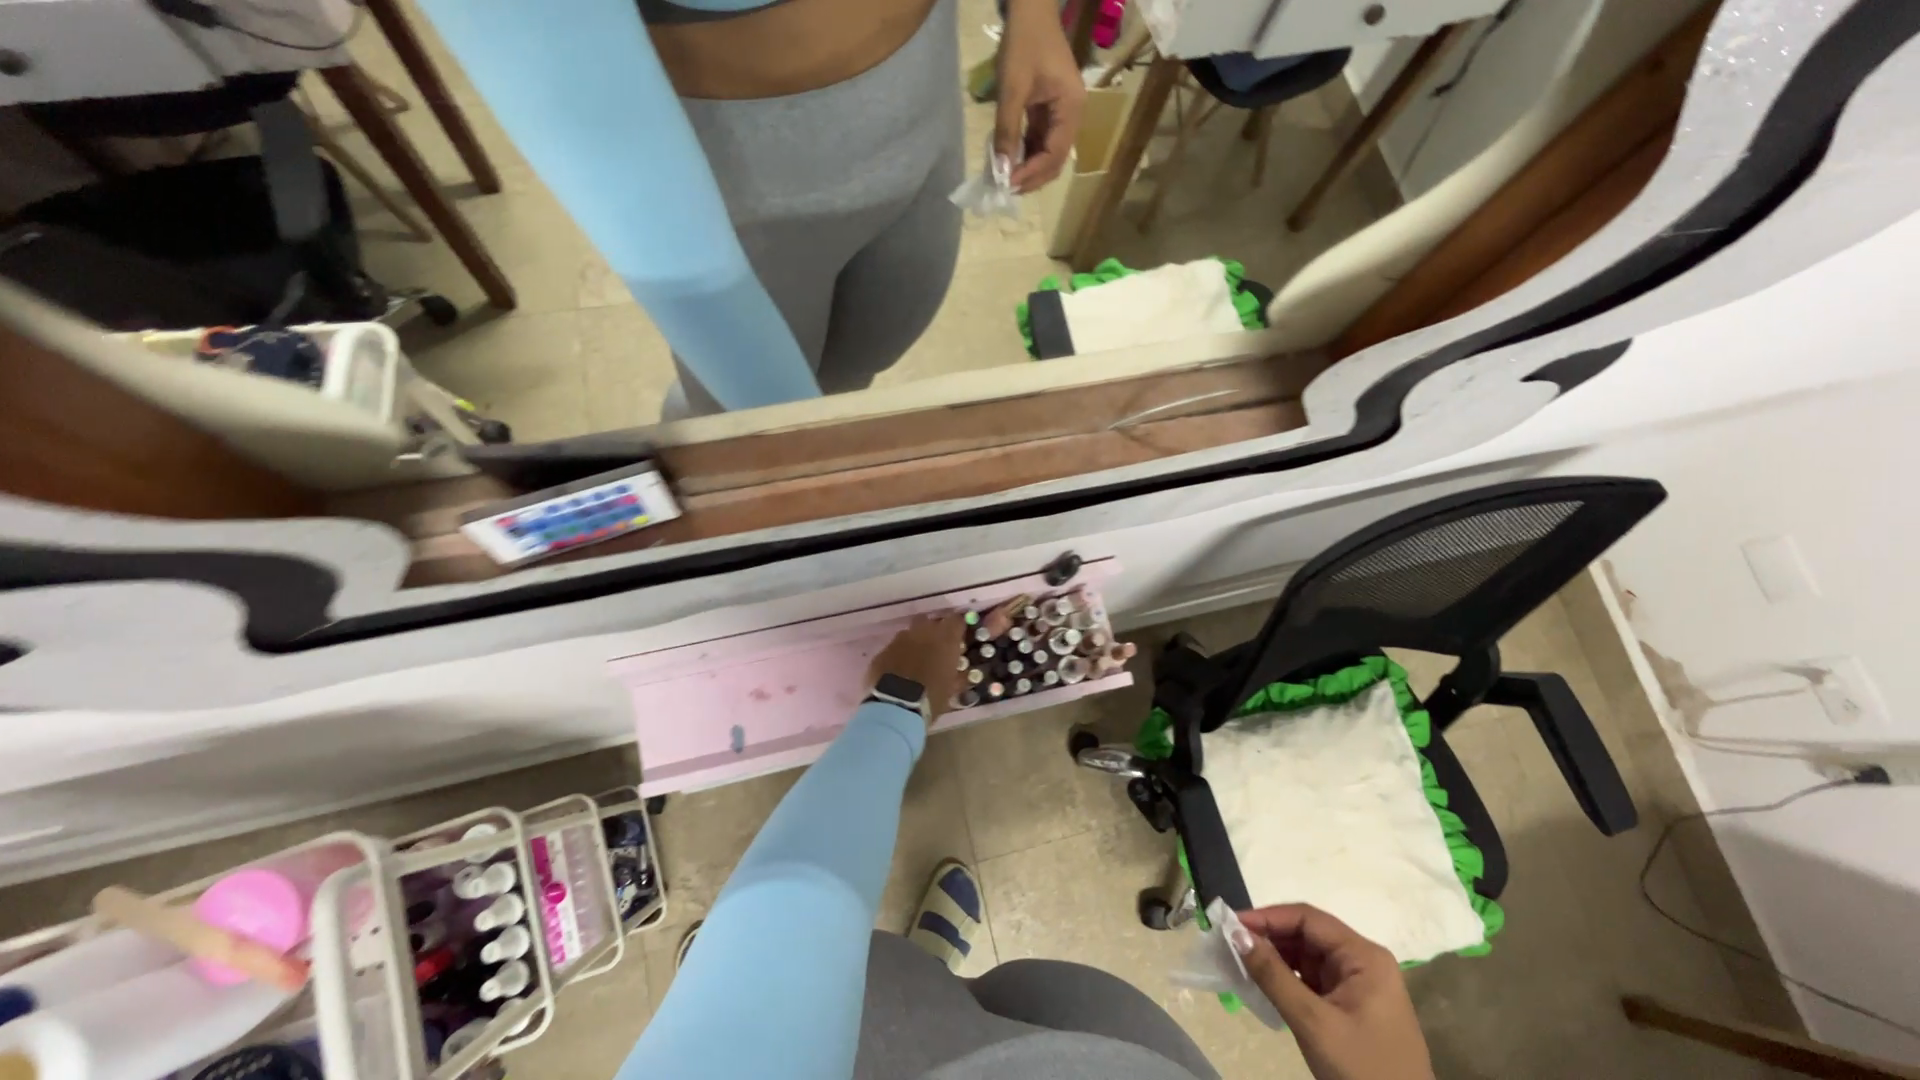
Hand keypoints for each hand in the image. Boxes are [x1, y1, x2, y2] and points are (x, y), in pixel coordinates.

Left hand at [868, 615, 968, 725]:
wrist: (896, 706)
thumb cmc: (932, 697)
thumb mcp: (953, 688)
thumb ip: (960, 674)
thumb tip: (963, 671)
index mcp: (945, 638)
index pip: (956, 620)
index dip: (958, 627)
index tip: (959, 638)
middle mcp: (922, 631)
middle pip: (930, 622)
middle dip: (934, 632)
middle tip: (936, 649)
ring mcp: (899, 640)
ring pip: (910, 634)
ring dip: (915, 643)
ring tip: (916, 662)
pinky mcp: (882, 652)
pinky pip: (893, 648)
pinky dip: (898, 656)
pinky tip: (898, 672)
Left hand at [996, 0, 1086, 192]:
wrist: (1031, 11)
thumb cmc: (1024, 45)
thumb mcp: (1012, 89)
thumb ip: (1007, 131)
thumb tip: (1001, 169)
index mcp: (1071, 109)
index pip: (1054, 155)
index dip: (1032, 174)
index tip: (1008, 184)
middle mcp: (1072, 115)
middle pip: (1055, 160)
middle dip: (1032, 177)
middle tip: (1005, 188)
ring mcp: (1062, 113)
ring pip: (1048, 152)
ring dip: (1028, 167)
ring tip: (1004, 177)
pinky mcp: (1051, 110)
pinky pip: (1041, 139)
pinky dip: (1026, 152)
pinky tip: (1008, 158)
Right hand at [1234, 904, 1434, 1079]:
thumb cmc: (1363, 1071)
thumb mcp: (1313, 1022)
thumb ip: (1273, 976)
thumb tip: (1237, 934)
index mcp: (1364, 957)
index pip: (1308, 919)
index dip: (1267, 917)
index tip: (1229, 924)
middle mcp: (1363, 961)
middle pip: (1307, 934)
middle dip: (1269, 937)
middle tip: (1228, 944)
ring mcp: (1358, 984)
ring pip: (1307, 956)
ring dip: (1274, 958)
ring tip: (1239, 962)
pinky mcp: (1350, 1005)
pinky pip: (1312, 979)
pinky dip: (1286, 979)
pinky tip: (1262, 983)